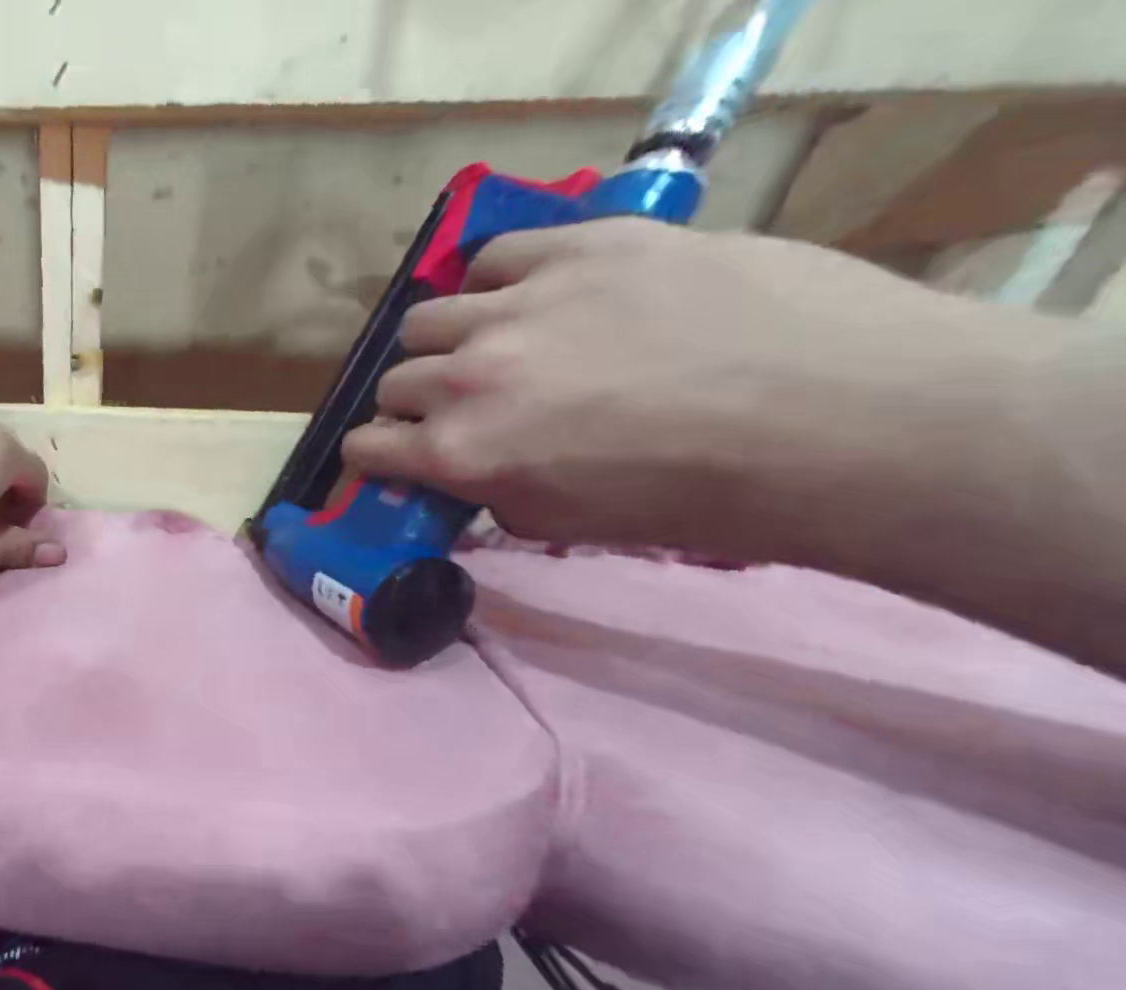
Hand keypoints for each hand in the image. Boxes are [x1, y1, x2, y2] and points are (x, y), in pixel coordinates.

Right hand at [341, 219, 1066, 562]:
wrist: (843, 421)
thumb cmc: (699, 500)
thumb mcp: (570, 525)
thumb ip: (496, 496)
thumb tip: (474, 476)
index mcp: (463, 453)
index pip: (366, 447)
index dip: (371, 456)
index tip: (388, 457)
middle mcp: (469, 376)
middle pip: (393, 380)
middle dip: (412, 403)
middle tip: (455, 409)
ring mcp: (521, 302)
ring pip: (427, 315)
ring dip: (444, 342)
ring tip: (491, 347)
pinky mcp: (582, 245)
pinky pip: (494, 257)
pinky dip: (494, 284)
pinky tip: (529, 298)